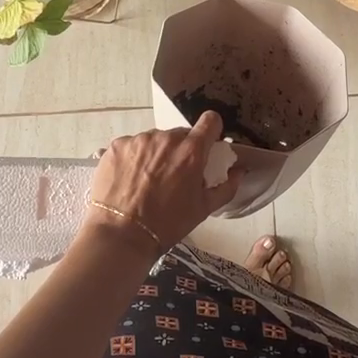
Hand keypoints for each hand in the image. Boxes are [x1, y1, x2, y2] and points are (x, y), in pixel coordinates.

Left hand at [83, 112, 242, 252]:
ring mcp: (140, 139)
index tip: (206, 144)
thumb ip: (226, 187)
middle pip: (179, 134)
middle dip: (180, 150)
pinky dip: (132, 158)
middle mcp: (166, 138)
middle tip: (172, 174)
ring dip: (155, 153)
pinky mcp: (118, 145)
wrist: (121, 236)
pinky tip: (128, 179)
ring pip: (154, 140)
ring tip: (146, 181)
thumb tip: (239, 172)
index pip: (210, 121)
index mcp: (191, 150)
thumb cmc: (167, 224)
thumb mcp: (203, 209)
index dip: (210, 131)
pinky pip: (131, 145)